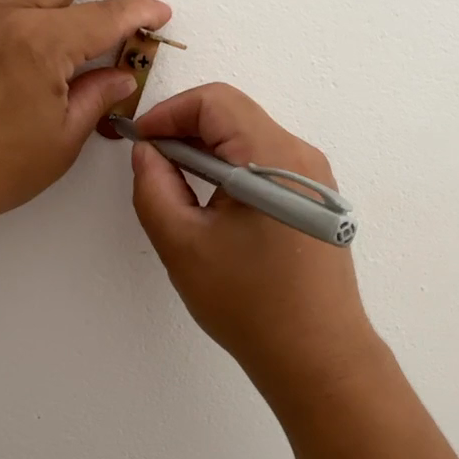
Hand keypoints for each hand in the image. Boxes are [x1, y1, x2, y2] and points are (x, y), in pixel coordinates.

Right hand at [130, 84, 374, 387]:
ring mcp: (315, 177)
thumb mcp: (183, 244)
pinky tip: (212, 206)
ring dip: (208, 152)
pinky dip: (232, 169)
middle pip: (234, 115)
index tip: (141, 141)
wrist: (317, 356)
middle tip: (153, 165)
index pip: (215, 101)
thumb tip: (146, 152)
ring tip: (178, 189)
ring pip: (250, 139)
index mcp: (273, 157)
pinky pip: (267, 163)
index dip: (170, 112)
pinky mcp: (316, 199)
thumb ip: (153, 187)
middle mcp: (301, 156)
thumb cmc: (251, 304)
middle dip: (186, 131)